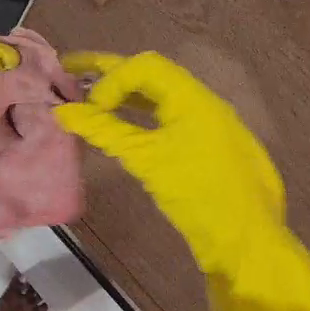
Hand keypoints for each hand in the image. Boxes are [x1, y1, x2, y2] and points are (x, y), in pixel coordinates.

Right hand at [55, 51, 309, 310]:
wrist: (248, 244)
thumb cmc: (198, 196)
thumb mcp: (145, 161)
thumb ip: (104, 131)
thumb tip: (61, 113)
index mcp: (194, 99)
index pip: (144, 66)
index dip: (110, 79)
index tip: (88, 108)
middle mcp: (203, 103)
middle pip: (150, 74)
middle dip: (109, 74)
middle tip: (68, 70)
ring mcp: (208, 125)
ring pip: (158, 96)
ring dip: (123, 95)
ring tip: (87, 97)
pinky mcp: (207, 147)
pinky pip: (168, 117)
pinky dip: (139, 115)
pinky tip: (118, 126)